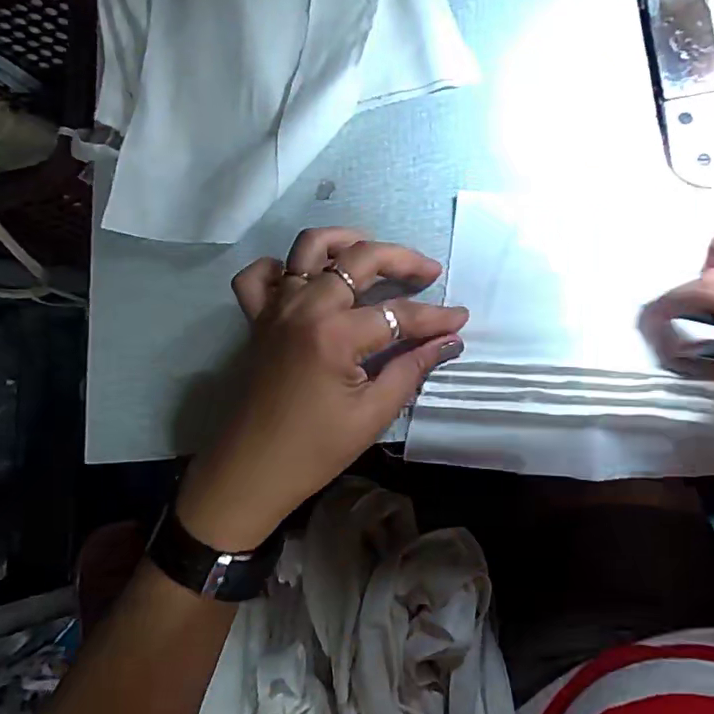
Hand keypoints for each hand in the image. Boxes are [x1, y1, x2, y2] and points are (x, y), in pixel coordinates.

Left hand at [177, 228, 467, 550]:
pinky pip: (262, 275)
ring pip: (308, 247)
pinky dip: (285, 266)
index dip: (435, 317)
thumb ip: (412, 367)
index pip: (398, 313)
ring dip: (346, 242)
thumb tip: (448, 341)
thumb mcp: (374, 413)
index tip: (461, 318)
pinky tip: (307, 279)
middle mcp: (303, 307)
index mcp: (334, 334)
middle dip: (401, 259)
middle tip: (429, 271)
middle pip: (358, 259)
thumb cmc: (316, 449)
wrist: (251, 472)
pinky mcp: (257, 319)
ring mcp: (275, 308)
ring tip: (373, 252)